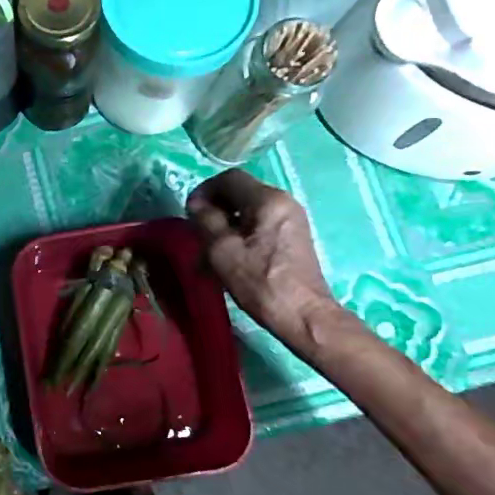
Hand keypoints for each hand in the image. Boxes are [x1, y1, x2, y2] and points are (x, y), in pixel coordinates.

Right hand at [187, 170, 340, 351]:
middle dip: (215, 209)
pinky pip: (262, 225)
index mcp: (268, 199)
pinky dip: (243, 234)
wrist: (304, 316)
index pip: (229, 178)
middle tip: (198, 233)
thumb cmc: (261, 283)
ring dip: (227, 224)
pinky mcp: (295, 237)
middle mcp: (284, 201)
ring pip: (250, 211)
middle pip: (241, 193)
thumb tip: (198, 205)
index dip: (204, 191)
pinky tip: (232, 257)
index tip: (190, 213)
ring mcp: (293, 219)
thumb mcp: (222, 251)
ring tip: (211, 250)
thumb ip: (206, 221)